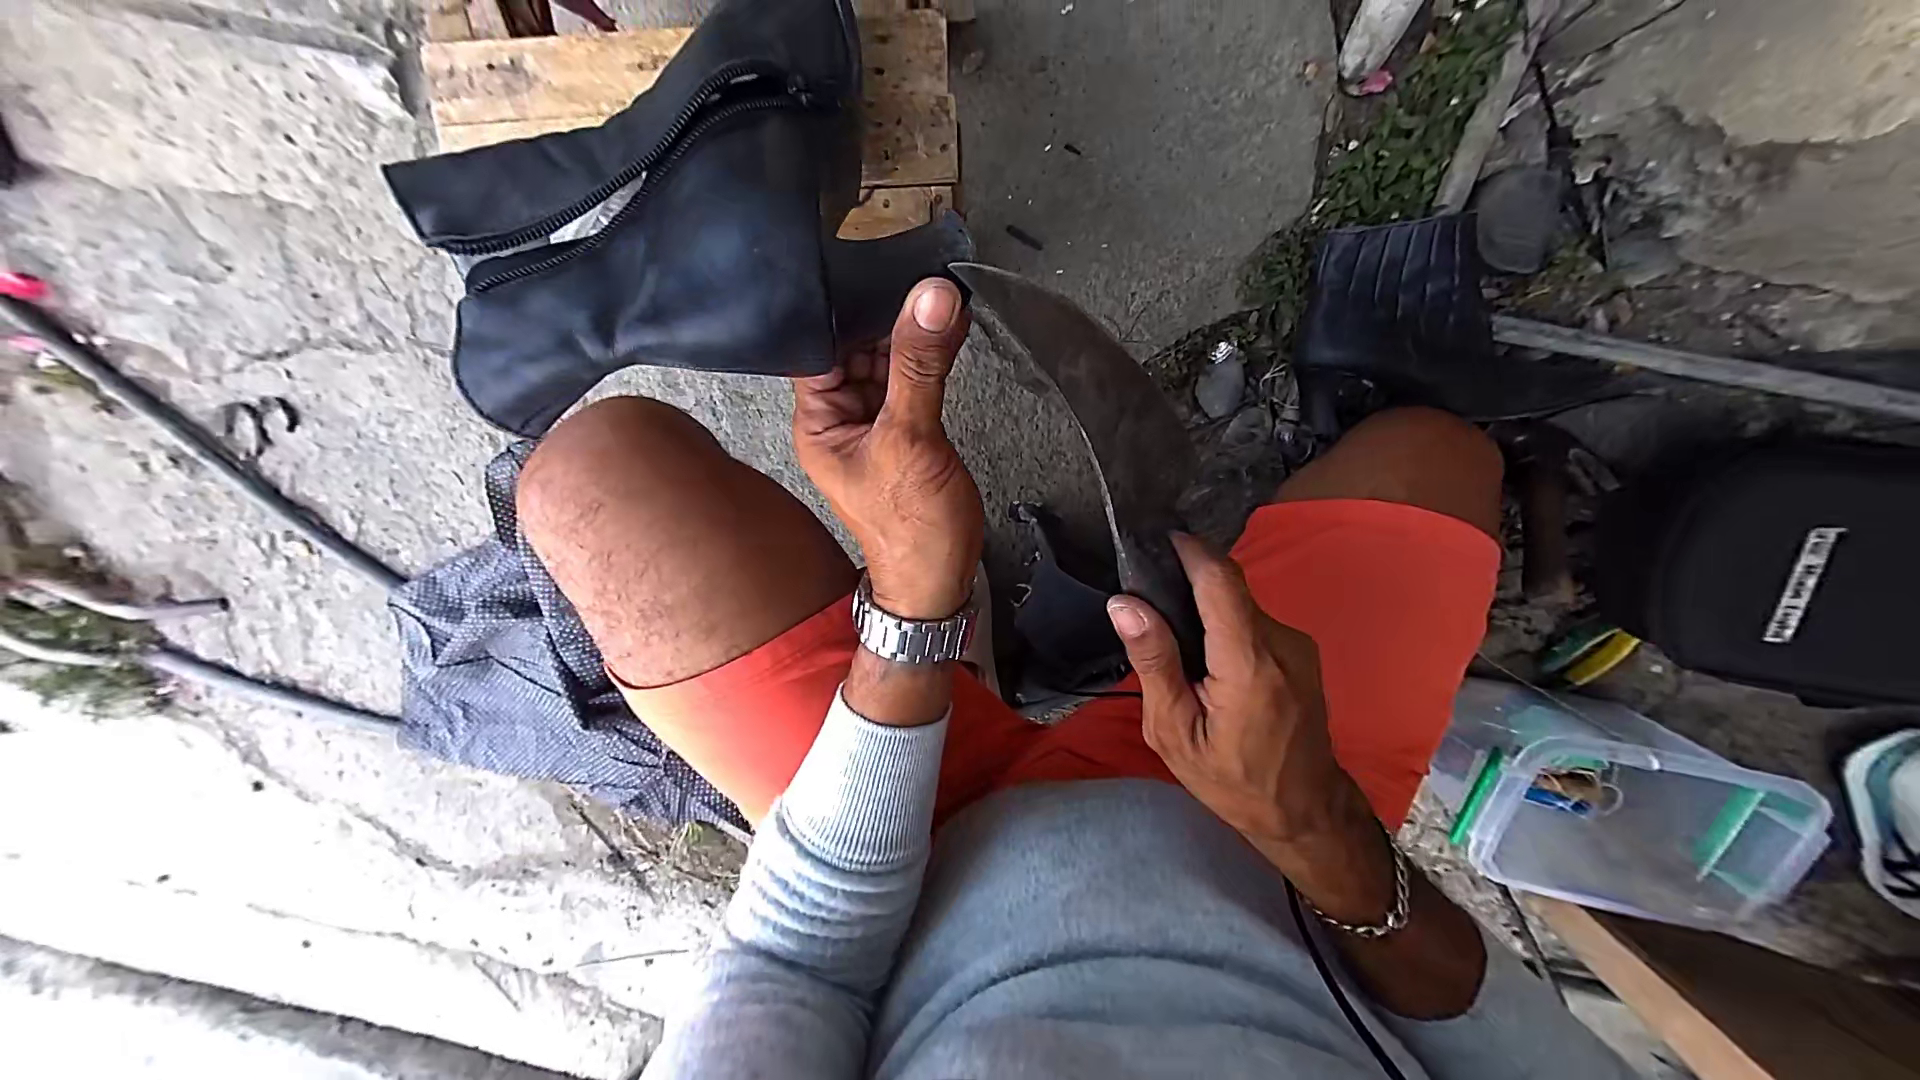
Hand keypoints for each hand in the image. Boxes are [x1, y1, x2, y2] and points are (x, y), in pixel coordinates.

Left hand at [794, 279, 982, 619]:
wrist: (939, 576)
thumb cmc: (910, 530)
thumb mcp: (910, 440)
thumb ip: (920, 368)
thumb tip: (930, 304)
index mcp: (819, 423)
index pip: (822, 348)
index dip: (846, 311)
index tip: (876, 273)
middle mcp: (842, 420)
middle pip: (857, 350)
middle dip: (886, 316)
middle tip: (919, 281)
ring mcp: (876, 424)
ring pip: (889, 362)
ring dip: (912, 334)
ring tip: (941, 299)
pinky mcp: (909, 430)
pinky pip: (915, 381)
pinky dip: (931, 357)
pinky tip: (950, 331)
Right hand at [1105, 534, 1374, 855]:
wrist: (1307, 813)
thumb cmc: (1232, 779)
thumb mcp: (1174, 730)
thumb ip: (1153, 661)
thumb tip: (1125, 603)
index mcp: (1249, 662)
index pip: (1220, 580)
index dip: (1188, 550)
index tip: (1156, 537)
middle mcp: (1282, 642)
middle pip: (1227, 587)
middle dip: (1185, 584)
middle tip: (1145, 605)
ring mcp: (1298, 645)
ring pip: (1238, 603)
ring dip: (1203, 609)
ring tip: (1170, 641)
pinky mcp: (1300, 652)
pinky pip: (1252, 621)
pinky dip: (1222, 626)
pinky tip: (1204, 659)